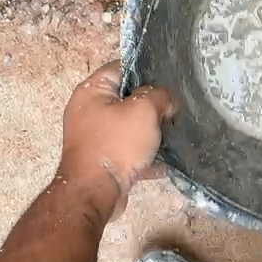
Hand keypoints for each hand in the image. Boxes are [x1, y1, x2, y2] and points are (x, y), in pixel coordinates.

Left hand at [57, 61, 177, 219]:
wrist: (95, 193)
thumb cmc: (116, 144)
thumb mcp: (144, 110)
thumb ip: (160, 96)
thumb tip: (167, 101)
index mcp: (91, 91)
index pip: (120, 68)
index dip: (145, 72)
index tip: (167, 83)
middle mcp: (89, 112)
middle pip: (127, 99)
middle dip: (152, 105)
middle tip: (173, 111)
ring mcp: (94, 138)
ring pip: (129, 126)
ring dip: (151, 131)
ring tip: (173, 134)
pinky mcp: (103, 160)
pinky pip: (128, 151)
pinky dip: (145, 155)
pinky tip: (165, 162)